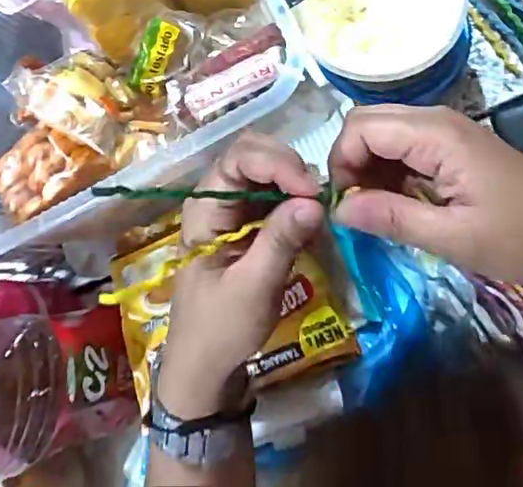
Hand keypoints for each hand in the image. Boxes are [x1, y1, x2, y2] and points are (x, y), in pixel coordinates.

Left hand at [156, 134, 323, 418]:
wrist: (205, 367)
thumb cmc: (220, 328)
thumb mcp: (253, 288)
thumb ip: (280, 241)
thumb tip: (314, 201)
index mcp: (205, 205)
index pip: (239, 158)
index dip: (276, 163)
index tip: (310, 190)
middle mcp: (217, 196)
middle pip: (253, 154)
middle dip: (287, 166)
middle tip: (318, 196)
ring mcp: (233, 207)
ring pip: (266, 170)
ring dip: (294, 180)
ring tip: (318, 207)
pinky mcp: (250, 222)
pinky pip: (275, 194)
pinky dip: (295, 198)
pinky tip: (311, 217)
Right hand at [326, 106, 522, 286]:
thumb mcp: (456, 239)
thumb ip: (393, 218)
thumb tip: (338, 211)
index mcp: (436, 134)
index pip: (361, 127)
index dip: (342, 163)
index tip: (346, 207)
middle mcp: (435, 118)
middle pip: (366, 121)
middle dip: (350, 160)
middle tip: (356, 207)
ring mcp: (444, 127)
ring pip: (381, 129)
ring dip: (368, 165)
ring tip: (376, 209)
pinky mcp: (450, 140)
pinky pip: (402, 141)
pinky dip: (388, 167)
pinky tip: (398, 200)